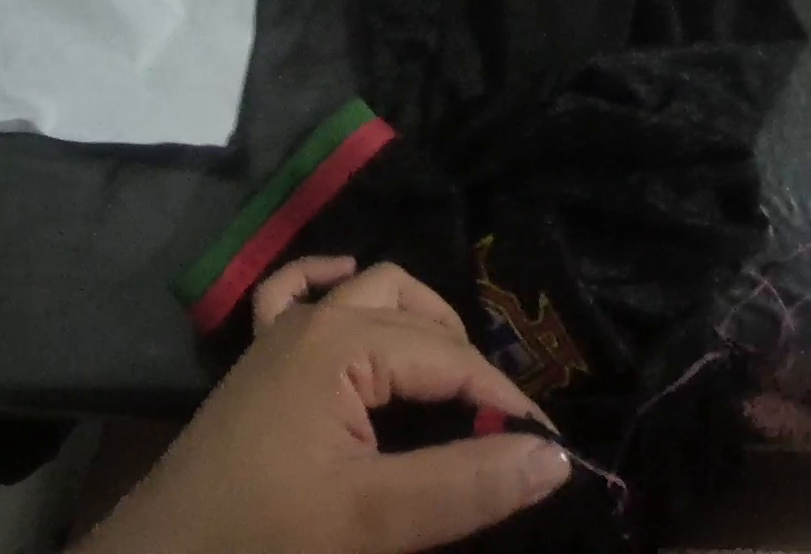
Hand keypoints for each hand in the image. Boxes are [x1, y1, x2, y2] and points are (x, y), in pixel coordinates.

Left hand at [74, 261, 571, 553]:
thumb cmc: (263, 535)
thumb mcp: (371, 520)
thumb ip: (464, 485)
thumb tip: (551, 456)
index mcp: (344, 343)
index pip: (448, 358)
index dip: (502, 398)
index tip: (546, 444)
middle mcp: (315, 318)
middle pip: (414, 316)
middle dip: (463, 361)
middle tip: (495, 421)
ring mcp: (281, 330)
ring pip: (366, 290)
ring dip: (414, 316)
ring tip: (449, 370)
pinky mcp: (259, 353)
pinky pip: (295, 291)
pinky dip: (329, 282)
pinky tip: (348, 286)